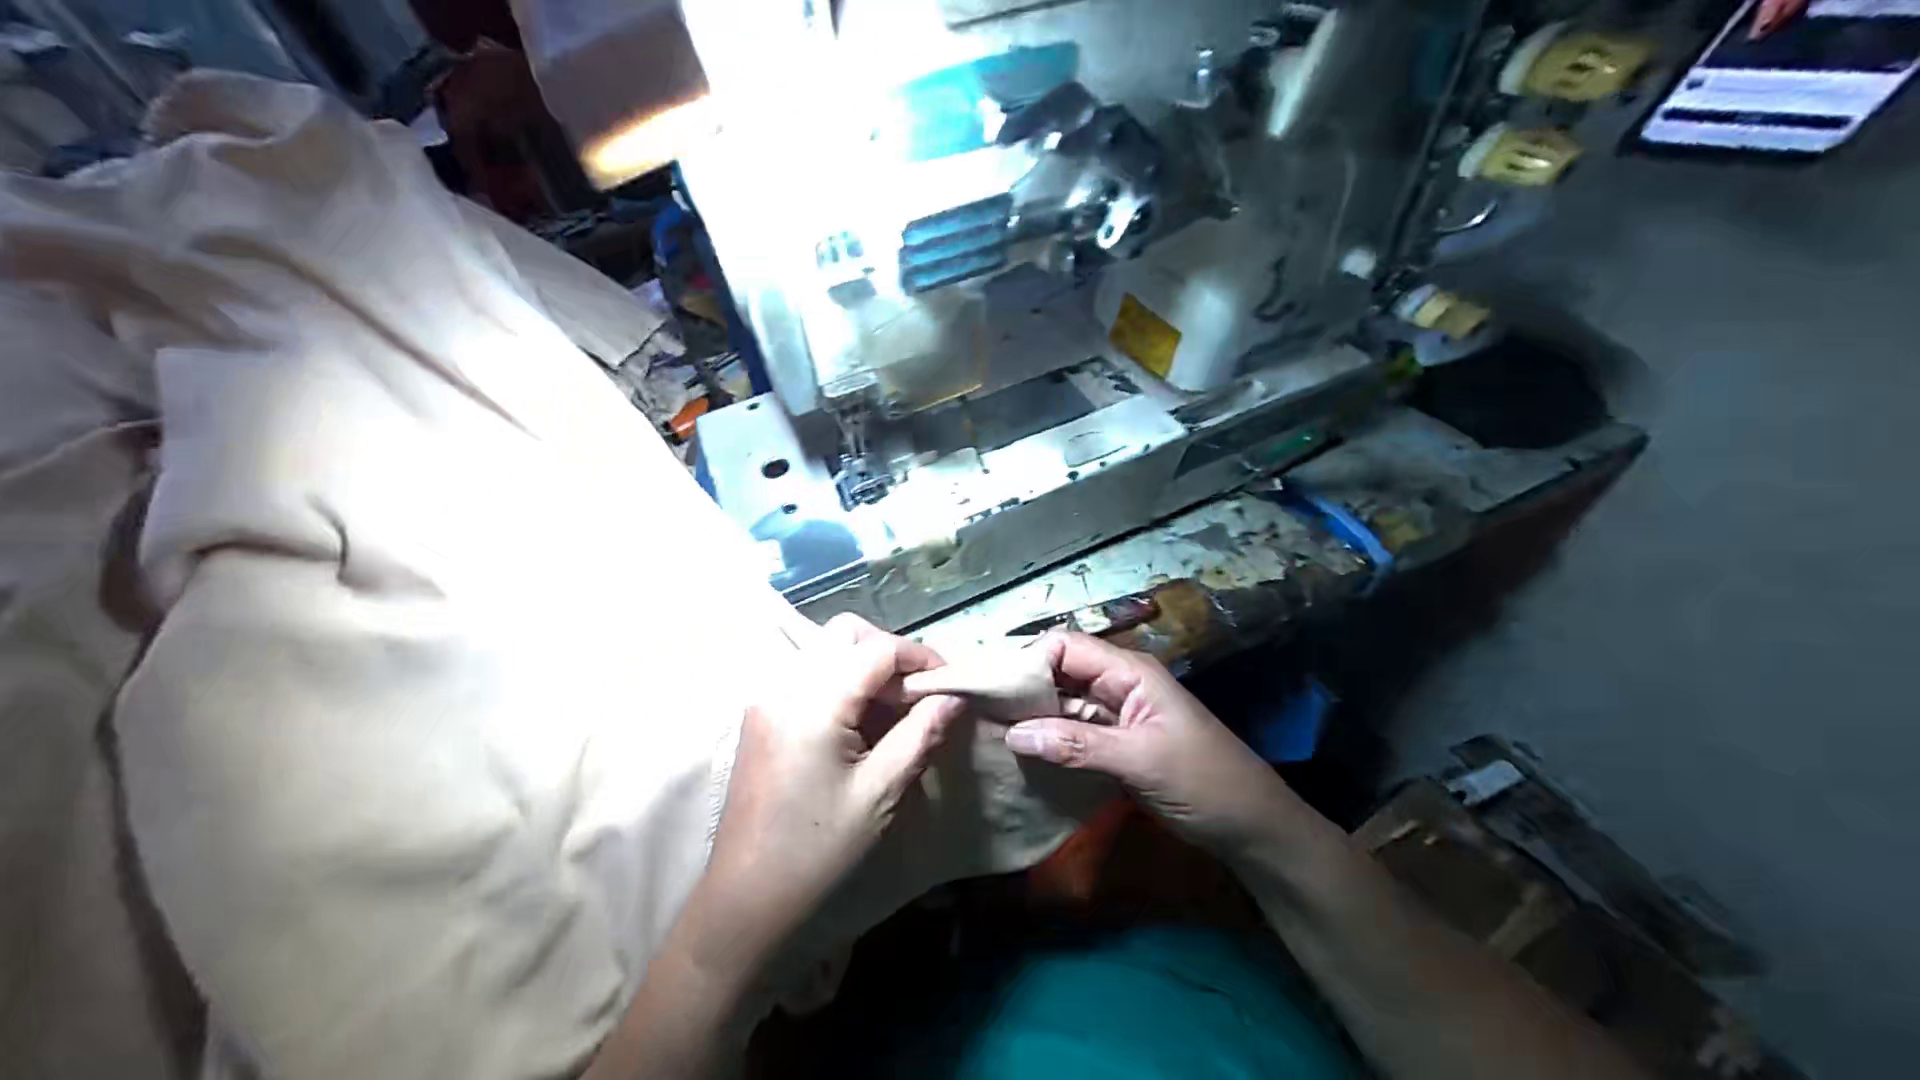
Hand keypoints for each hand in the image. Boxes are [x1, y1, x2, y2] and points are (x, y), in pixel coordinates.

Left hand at [700, 614, 964, 962]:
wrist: (744, 910)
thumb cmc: (818, 855)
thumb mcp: (880, 795)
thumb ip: (921, 735)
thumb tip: (953, 697)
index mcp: (813, 703)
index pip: (877, 648)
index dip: (921, 657)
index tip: (951, 684)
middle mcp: (783, 687)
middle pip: (845, 633)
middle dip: (890, 653)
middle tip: (920, 694)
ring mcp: (766, 700)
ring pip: (825, 650)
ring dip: (866, 666)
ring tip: (895, 709)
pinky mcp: (760, 719)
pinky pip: (808, 676)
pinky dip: (842, 682)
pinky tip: (861, 722)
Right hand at [1003, 632, 1287, 859]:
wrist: (1249, 826)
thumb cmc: (1205, 781)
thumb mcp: (1141, 760)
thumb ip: (1078, 745)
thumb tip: (1014, 734)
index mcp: (1129, 671)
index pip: (1065, 647)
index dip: (1027, 660)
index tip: (990, 689)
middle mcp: (1116, 684)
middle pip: (1058, 671)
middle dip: (1021, 687)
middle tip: (978, 711)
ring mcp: (1113, 714)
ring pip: (1060, 702)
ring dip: (1030, 715)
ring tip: (988, 731)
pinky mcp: (1111, 742)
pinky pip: (1069, 731)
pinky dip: (1046, 739)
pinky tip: (1019, 753)